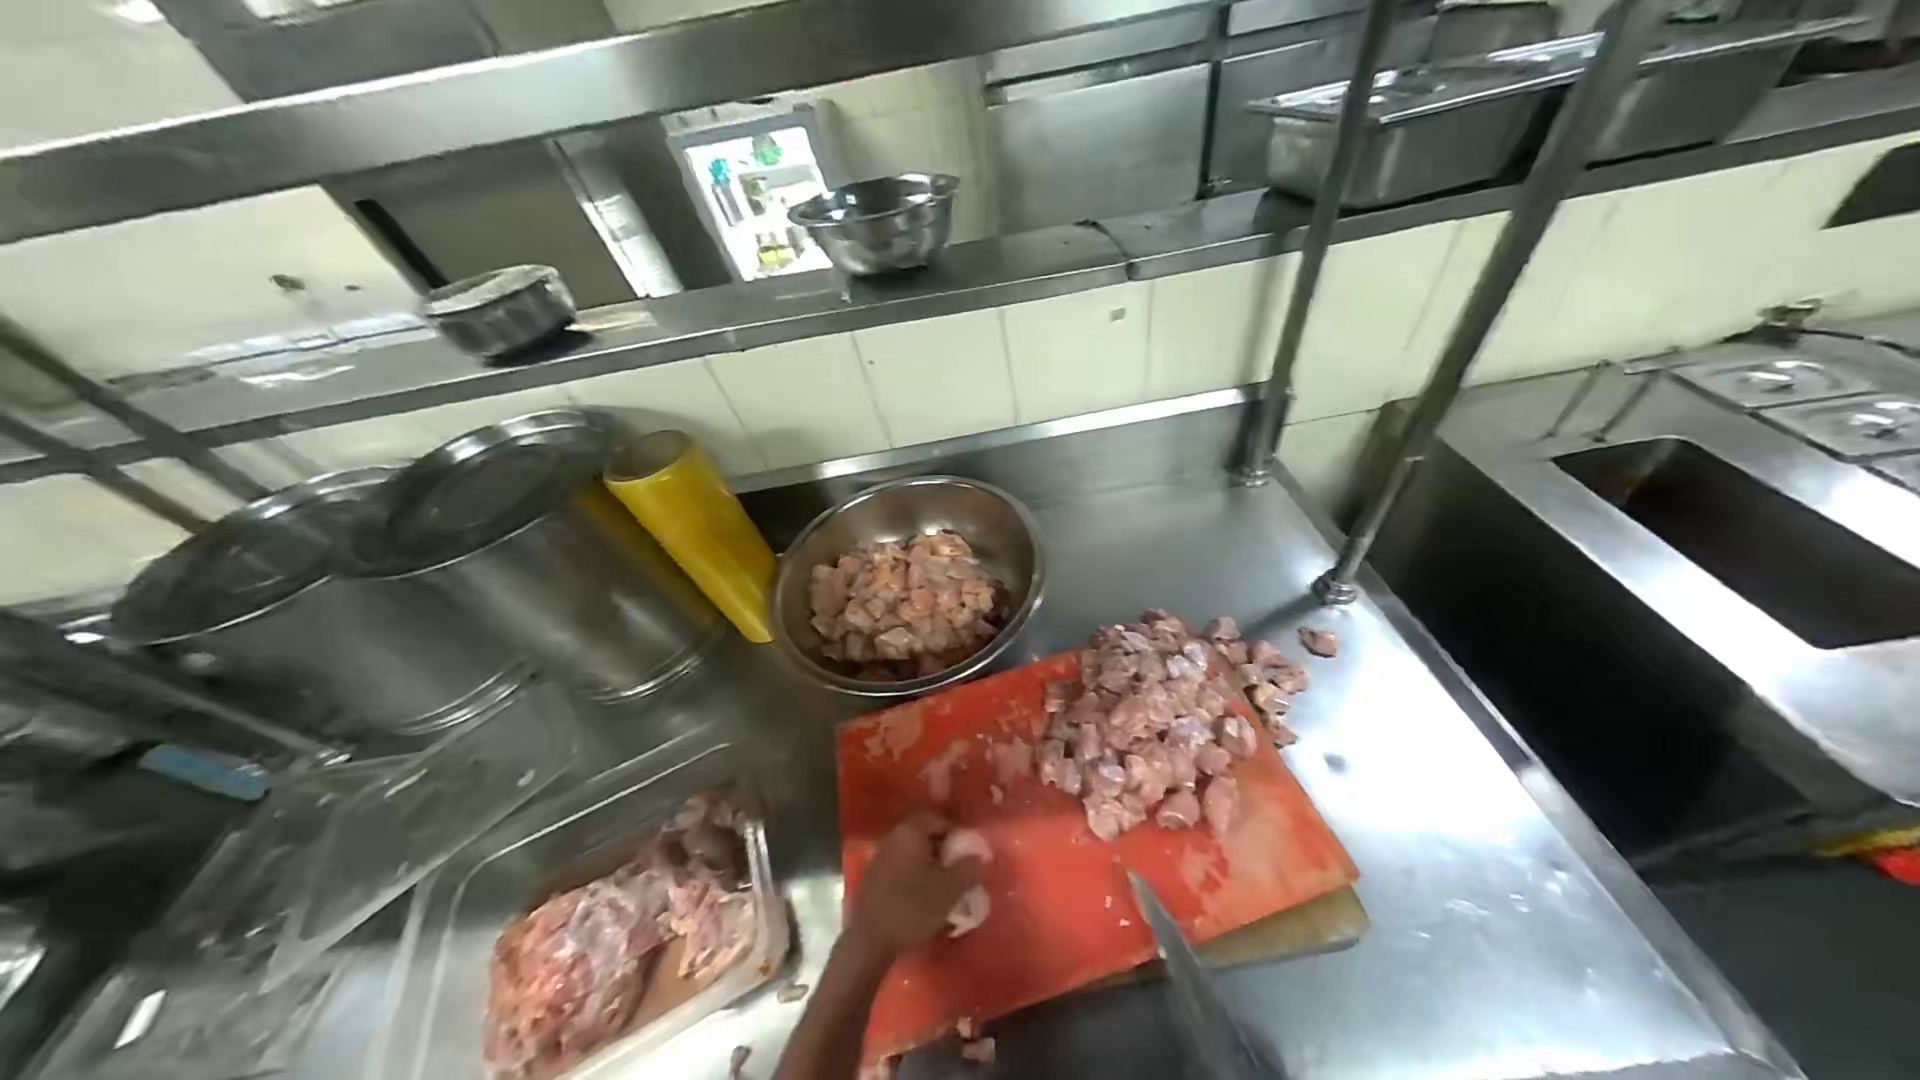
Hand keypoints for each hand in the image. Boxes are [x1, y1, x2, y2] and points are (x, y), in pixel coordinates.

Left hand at [847, 814, 984, 959]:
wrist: (869, 941)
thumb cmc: (913, 907)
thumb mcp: (950, 890)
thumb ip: (968, 868)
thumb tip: (979, 856)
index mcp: (910, 832)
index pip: (937, 819)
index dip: (956, 834)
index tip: (968, 853)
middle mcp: (891, 837)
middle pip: (923, 836)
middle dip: (942, 850)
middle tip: (957, 870)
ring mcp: (878, 858)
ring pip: (910, 854)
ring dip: (927, 865)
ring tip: (941, 887)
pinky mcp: (871, 879)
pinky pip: (898, 869)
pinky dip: (912, 877)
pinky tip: (920, 899)